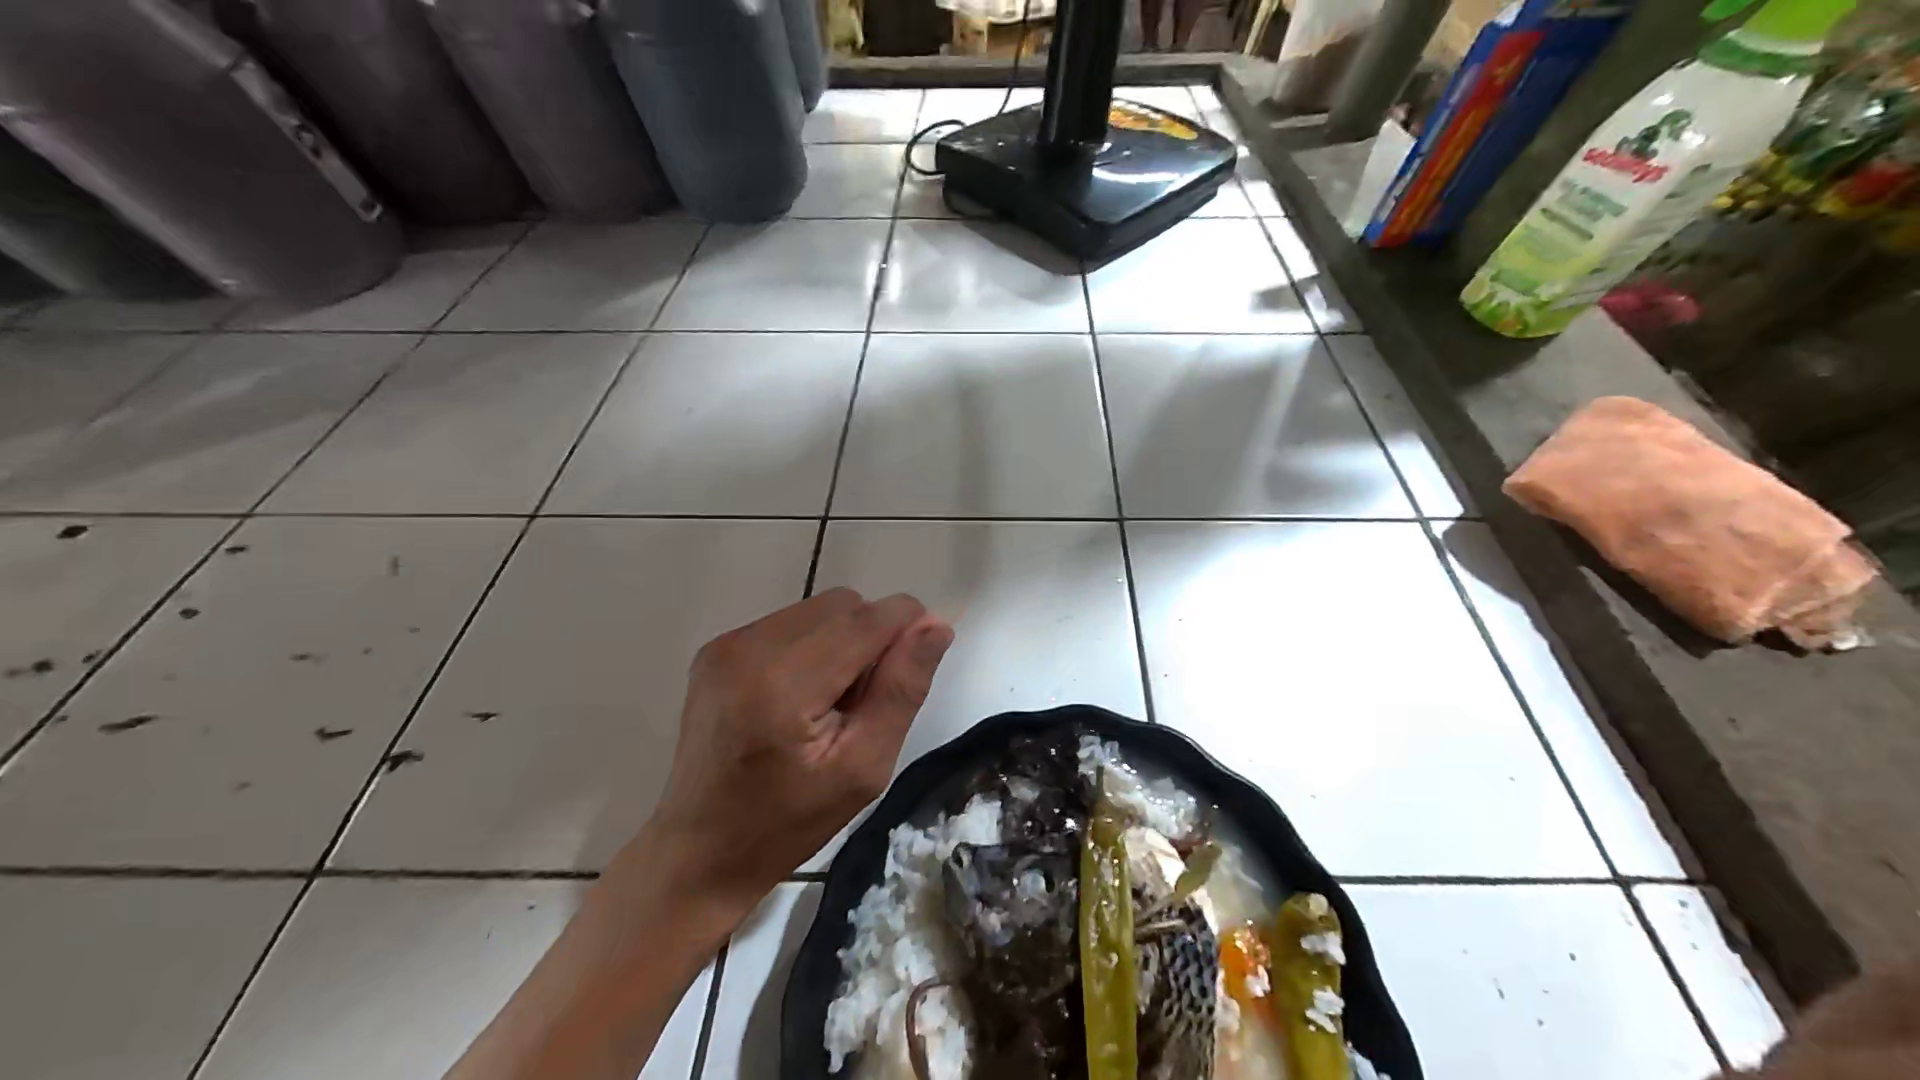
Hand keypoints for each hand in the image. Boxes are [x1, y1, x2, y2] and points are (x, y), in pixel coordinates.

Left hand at [447, 591, 951, 1079]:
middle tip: (864, 701)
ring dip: (843, 640)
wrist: (701, 849)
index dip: (907, 626)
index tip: (917, 663)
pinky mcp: (716, 648)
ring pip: (818, 609)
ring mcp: (726, 644)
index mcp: (784, 684)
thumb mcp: (863, 768)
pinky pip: (790, 622)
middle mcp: (748, 648)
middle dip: (873, 638)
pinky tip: (801, 695)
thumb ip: (901, 690)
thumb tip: (936, 626)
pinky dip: (813, 646)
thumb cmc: (790, 822)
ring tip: (830, 701)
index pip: (867, 618)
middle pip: (844, 605)